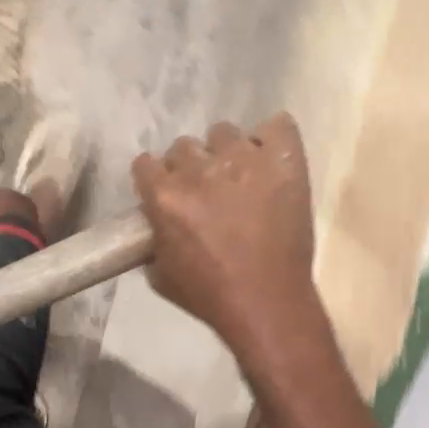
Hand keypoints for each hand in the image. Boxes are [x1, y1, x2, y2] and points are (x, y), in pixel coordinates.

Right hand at [131, 113, 320, 360]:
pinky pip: (276, 126)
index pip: (145, 164)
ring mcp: (244, 159)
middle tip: (203, 191)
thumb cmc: (209, 295)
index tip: (163, 190)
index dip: (153, 178)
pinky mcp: (283, 159)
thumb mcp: (161, 276)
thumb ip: (153, 240)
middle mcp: (200, 169)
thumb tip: (156, 225)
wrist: (266, 301)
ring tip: (238, 177)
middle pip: (183, 147)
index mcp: (165, 196)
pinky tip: (269, 161)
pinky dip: (271, 139)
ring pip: (224, 133)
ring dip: (225, 152)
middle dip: (188, 167)